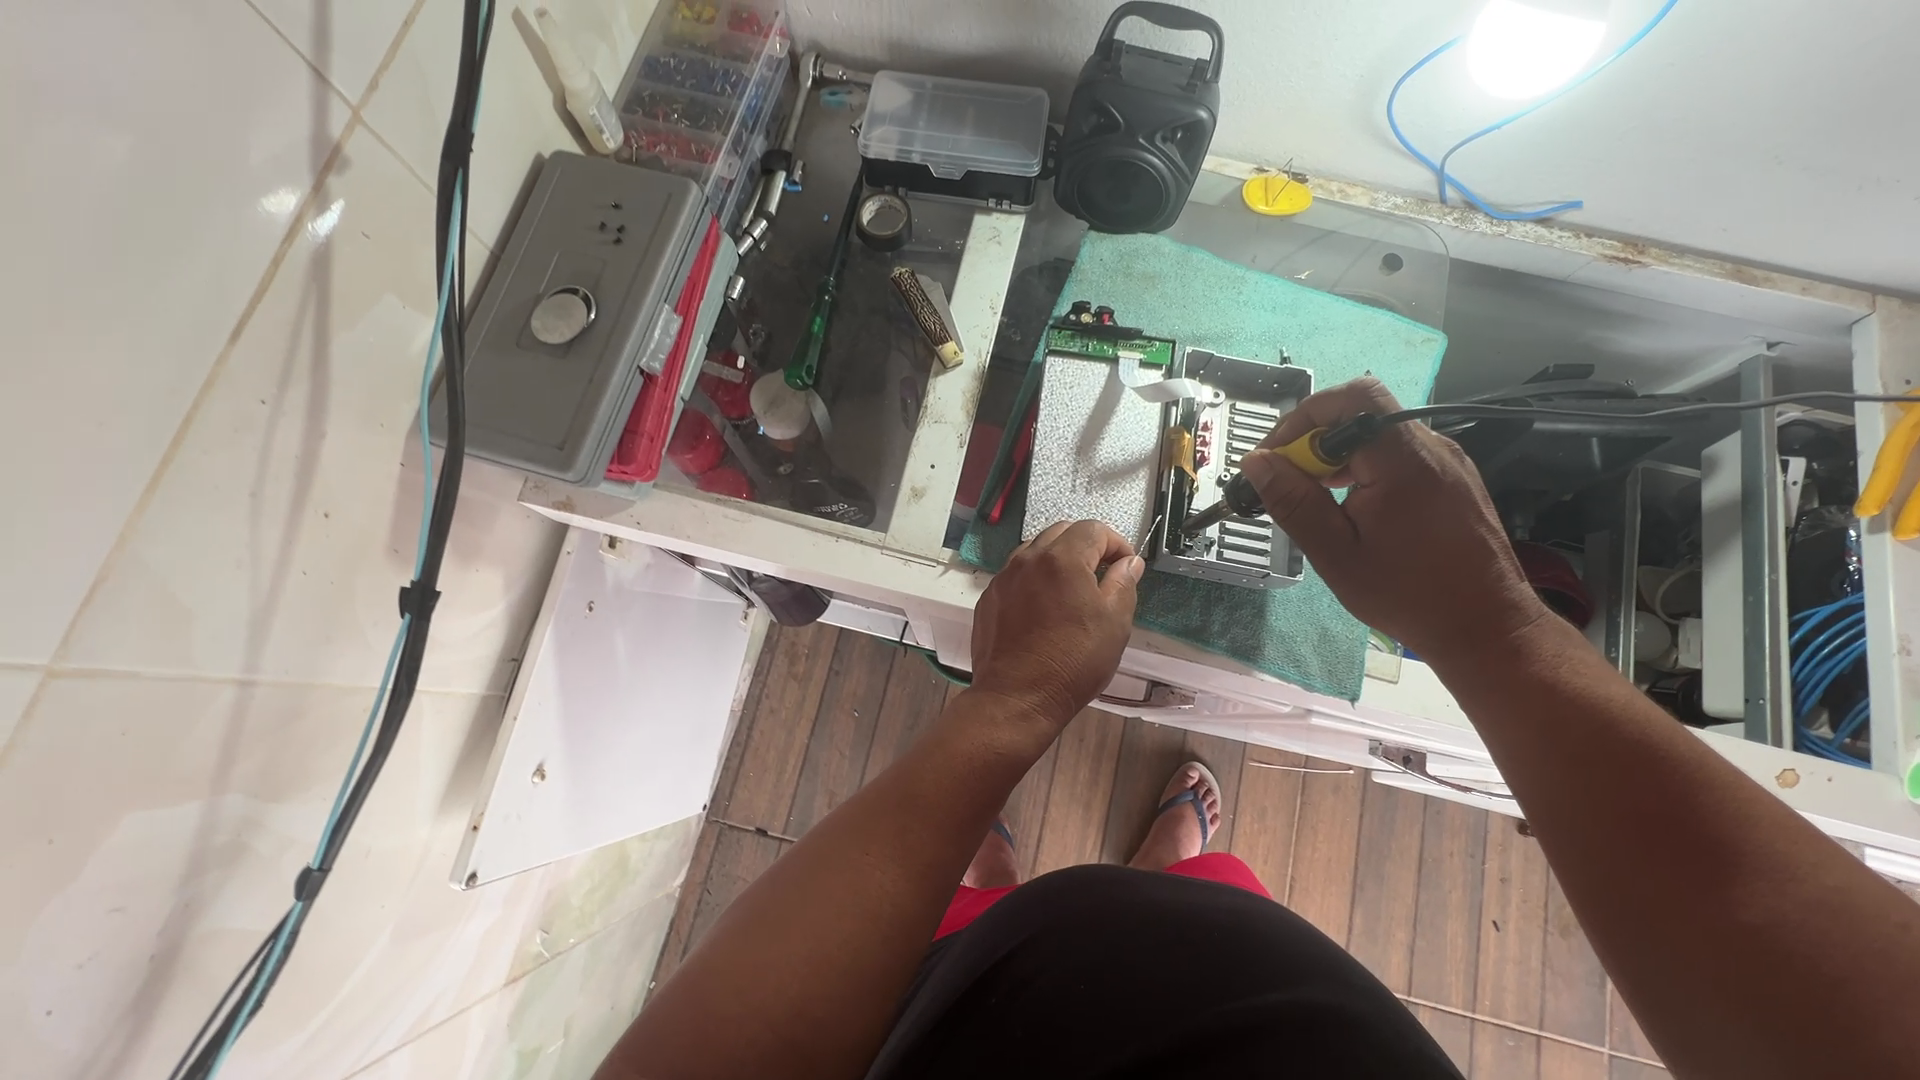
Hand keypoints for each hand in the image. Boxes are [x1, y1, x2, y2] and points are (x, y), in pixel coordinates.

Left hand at [971, 520, 1143, 728]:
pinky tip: (1044, 607)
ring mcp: (1004, 578)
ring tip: (1072, 589)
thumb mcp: (1114, 623)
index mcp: (1062, 559)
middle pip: (1061, 532)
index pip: (1093, 529)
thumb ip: (1123, 583)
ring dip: (1058, 558)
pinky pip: (1015, 574)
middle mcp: (1028, 559)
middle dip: (1086, 544)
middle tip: (1102, 572)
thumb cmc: (1073, 662)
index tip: (1125, 564)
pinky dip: (1034, 578)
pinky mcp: (989, 598)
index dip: (1116, 542)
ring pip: (1034, 550)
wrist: (1017, 697)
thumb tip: (1129, 562)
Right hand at [1237, 377, 1550, 666]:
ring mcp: (1447, 462)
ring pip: (1378, 434)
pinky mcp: (1452, 479)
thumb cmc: (1408, 595)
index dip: (1303, 418)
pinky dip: (1364, 468)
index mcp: (1402, 461)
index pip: (1351, 399)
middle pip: (1362, 413)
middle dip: (1314, 440)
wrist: (1485, 625)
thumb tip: (1257, 462)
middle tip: (1288, 482)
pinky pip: (1398, 455)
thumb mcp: (1336, 553)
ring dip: (1338, 456)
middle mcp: (1431, 448)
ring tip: (1316, 499)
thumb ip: (1294, 502)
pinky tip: (1352, 509)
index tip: (1276, 458)